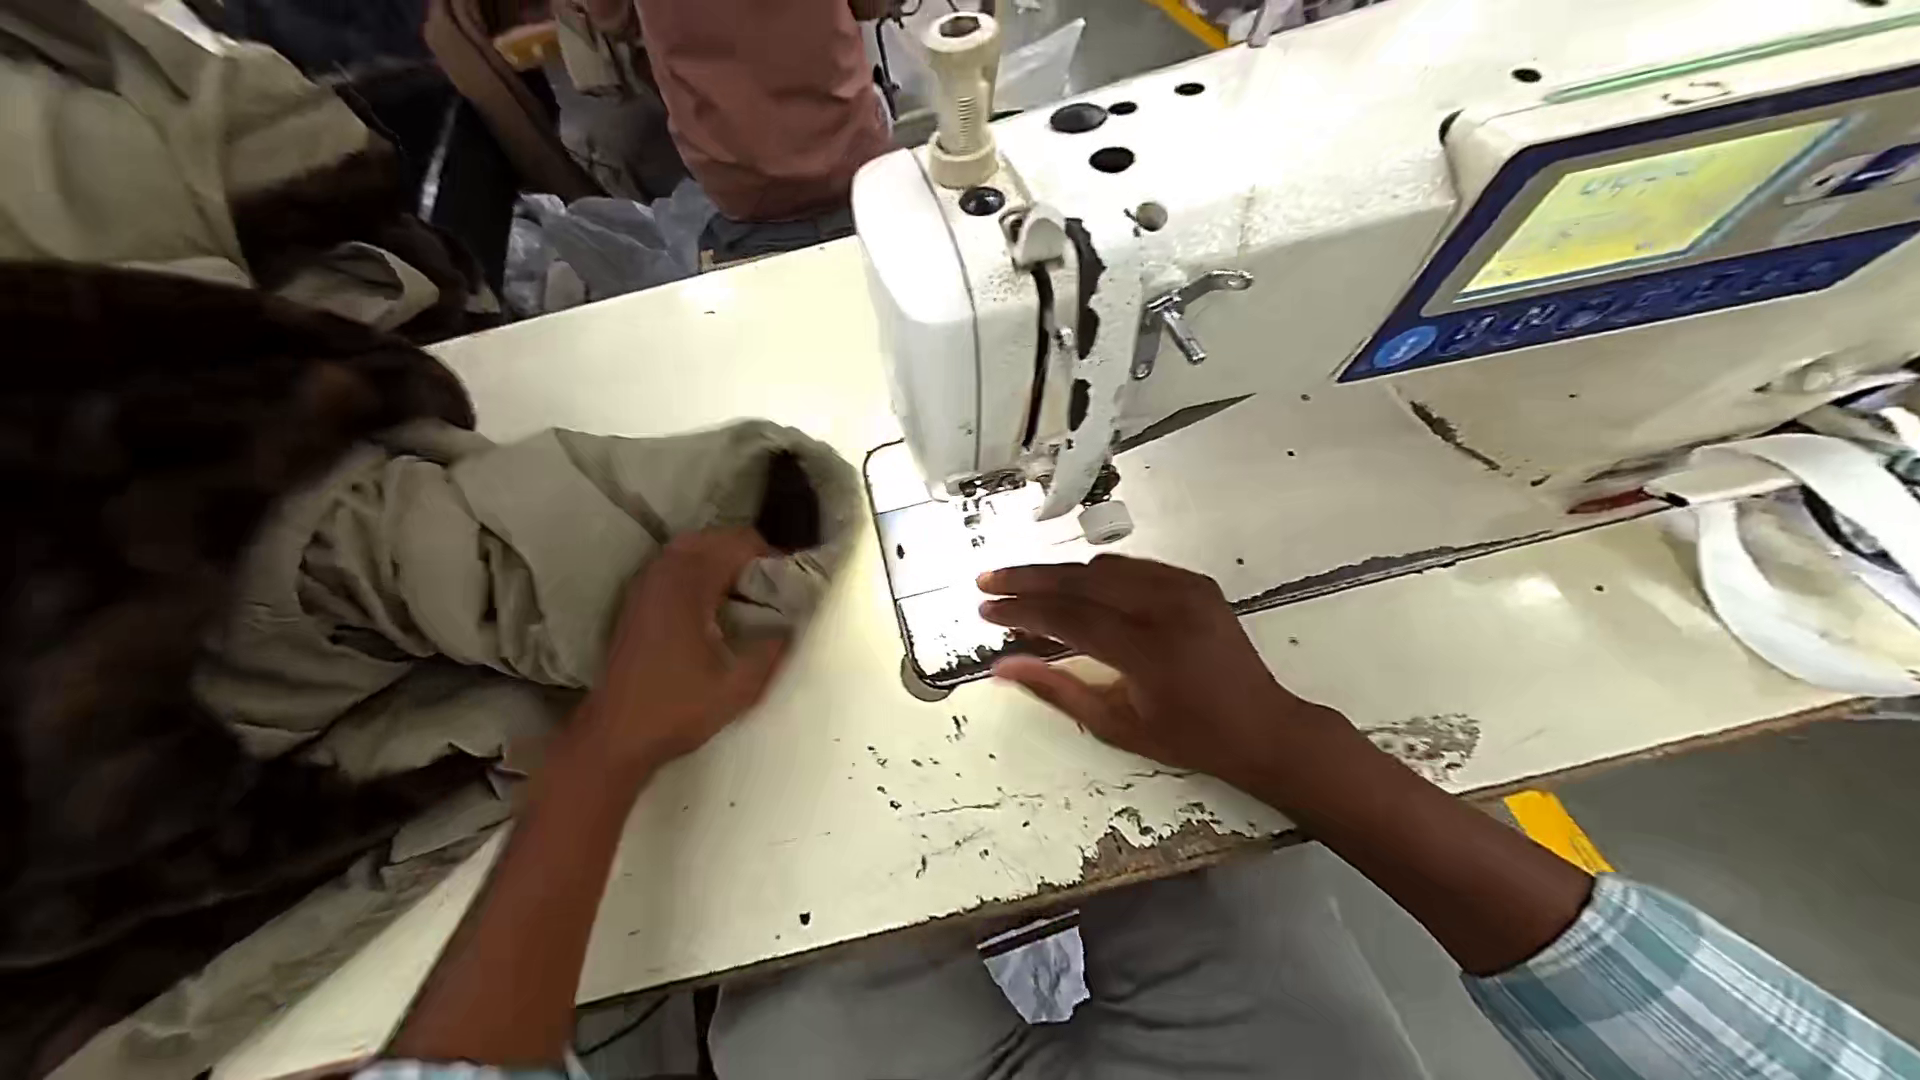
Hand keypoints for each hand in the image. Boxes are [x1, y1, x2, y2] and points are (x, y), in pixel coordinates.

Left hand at [579, 528, 787, 774]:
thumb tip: (793, 624)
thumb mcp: (740, 686)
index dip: (772, 555)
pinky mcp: (637, 600)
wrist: (614, 738)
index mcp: (688, 586)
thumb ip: (773, 650)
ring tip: (750, 589)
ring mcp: (645, 585)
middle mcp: (664, 574)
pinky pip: (676, 563)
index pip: (739, 543)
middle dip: (750, 552)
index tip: (792, 580)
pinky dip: (702, 568)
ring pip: (693, 547)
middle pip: (715, 538)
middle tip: (775, 583)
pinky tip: (718, 600)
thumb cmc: (676, 710)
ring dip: (724, 558)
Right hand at [978, 555, 1350, 791]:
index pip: (1068, 617)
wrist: (1263, 726)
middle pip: (1080, 580)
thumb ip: (1055, 689)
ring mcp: (1186, 589)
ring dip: (1059, 574)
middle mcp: (1167, 609)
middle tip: (988, 582)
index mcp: (1148, 652)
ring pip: (1103, 567)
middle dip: (1027, 578)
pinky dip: (1095, 574)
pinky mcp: (1195, 582)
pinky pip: (1132, 567)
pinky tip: (1074, 587)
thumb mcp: (1116, 725)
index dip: (1020, 610)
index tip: (985, 609)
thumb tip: (1002, 667)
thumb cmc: (1188, 738)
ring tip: (1023, 587)